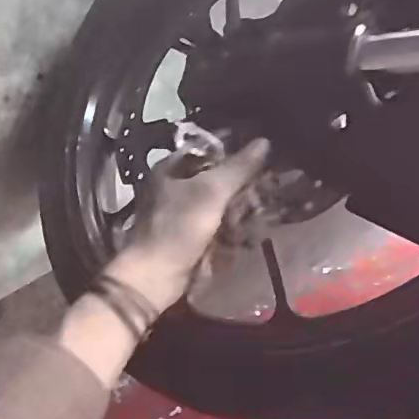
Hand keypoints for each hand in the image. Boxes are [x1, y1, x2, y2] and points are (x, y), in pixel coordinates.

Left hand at [105, 139, 270, 311]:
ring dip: (239, 215)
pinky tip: (245, 239)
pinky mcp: (187, 239)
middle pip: (217, 181)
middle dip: (241, 191)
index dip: (235, 157)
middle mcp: (174, 189)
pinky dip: (230, 234)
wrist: (154, 276)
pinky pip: (215, 230)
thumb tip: (263, 142)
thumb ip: (238, 168)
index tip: (262, 165)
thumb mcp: (210, 192)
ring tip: (258, 222)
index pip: (209, 152)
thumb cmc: (178, 228)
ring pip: (219, 207)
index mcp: (171, 170)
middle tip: (262, 198)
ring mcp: (180, 216)